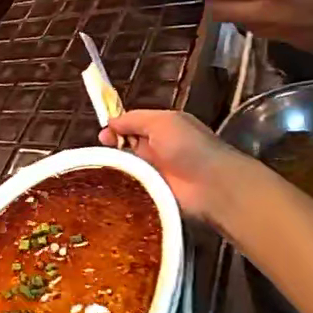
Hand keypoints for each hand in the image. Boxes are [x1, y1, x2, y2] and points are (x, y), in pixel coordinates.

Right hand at [99, 110, 248, 221]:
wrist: (212, 185)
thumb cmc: (188, 146)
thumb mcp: (160, 122)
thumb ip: (134, 120)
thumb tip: (111, 122)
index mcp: (165, 127)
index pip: (135, 124)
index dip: (118, 127)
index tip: (103, 134)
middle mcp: (161, 148)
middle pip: (130, 144)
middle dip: (114, 146)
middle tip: (101, 151)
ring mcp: (158, 171)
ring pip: (129, 165)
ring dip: (117, 166)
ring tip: (101, 168)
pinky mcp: (155, 192)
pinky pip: (134, 186)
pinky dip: (123, 185)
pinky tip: (109, 185)